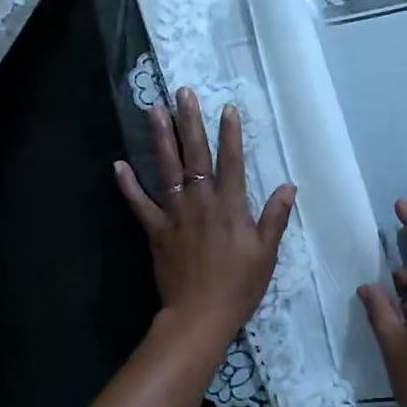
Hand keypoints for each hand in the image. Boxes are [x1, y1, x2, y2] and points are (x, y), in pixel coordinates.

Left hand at [115, 87, 294, 349]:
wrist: (200, 314)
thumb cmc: (240, 284)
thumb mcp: (267, 252)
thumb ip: (275, 217)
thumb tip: (289, 186)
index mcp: (230, 206)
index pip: (231, 161)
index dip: (230, 134)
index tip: (228, 108)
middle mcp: (201, 202)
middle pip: (194, 155)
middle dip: (190, 122)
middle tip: (183, 93)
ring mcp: (174, 214)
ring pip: (166, 169)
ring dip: (160, 139)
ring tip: (154, 110)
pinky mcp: (155, 231)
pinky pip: (139, 203)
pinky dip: (128, 185)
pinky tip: (118, 165)